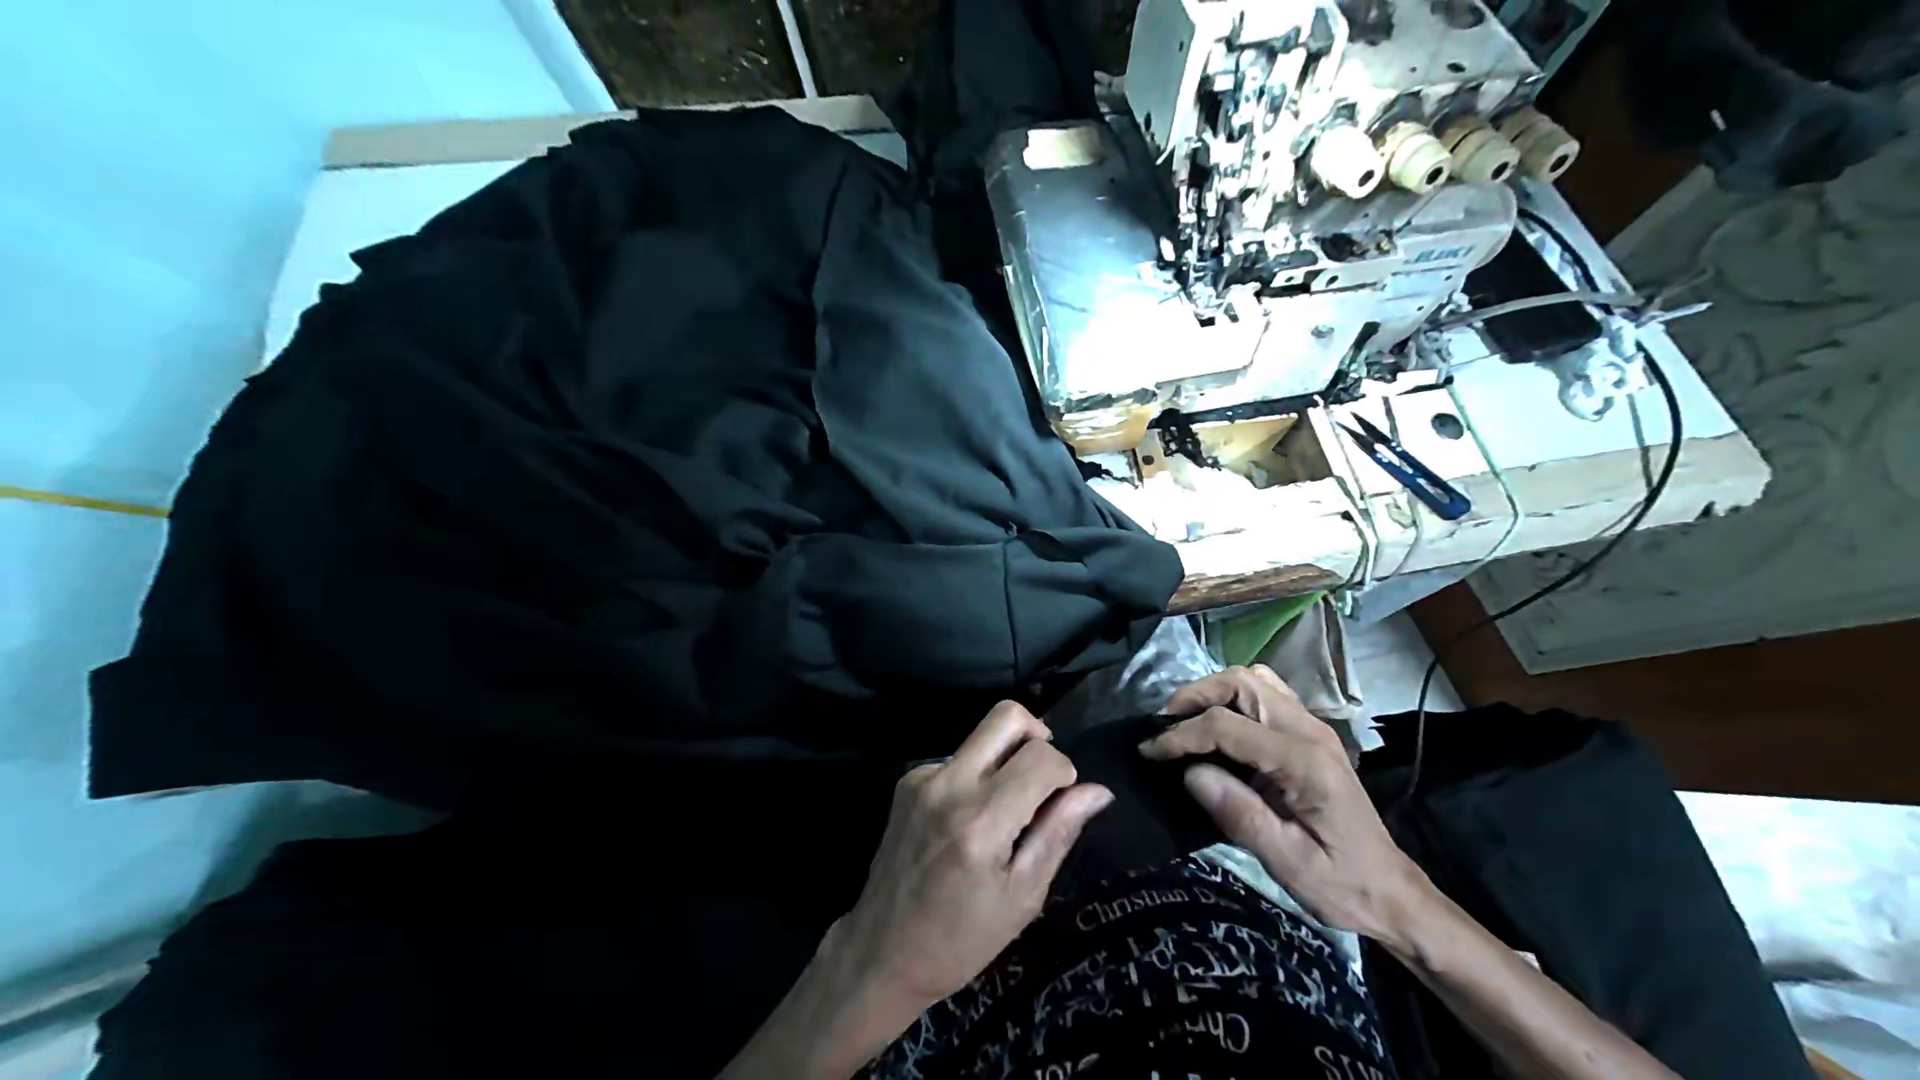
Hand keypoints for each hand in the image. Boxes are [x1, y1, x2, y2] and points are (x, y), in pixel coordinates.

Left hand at [828, 701, 1113, 1008]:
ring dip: (1006, 758)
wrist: (883, 950)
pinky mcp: (908, 780)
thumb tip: (1098, 790)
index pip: (1041, 756)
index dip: (1065, 772)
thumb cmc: (962, 937)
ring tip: (1005, 811)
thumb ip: (1059, 832)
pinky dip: (977, 775)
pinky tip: (971, 819)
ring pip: (982, 734)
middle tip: (1043, 776)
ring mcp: (923, 776)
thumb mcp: (1023, 896)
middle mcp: (948, 784)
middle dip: (1038, 735)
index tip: (1063, 800)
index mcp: (981, 819)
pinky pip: (958, 757)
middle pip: (1007, 715)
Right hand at [1141, 665, 1427, 944]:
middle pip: (1241, 682)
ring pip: (1252, 679)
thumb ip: (1240, 814)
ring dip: (1211, 693)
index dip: (1181, 735)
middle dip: (1193, 697)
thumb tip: (1190, 772)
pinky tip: (1215, 728)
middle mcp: (1310, 731)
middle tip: (1163, 728)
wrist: (1391, 893)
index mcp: (1305, 762)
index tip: (1149, 752)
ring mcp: (1312, 727)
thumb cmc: (1341, 884)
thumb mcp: (1288, 864)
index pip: (1228, 725)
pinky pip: (1263, 693)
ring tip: (1183, 724)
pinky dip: (1230, 699)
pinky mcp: (1308, 733)